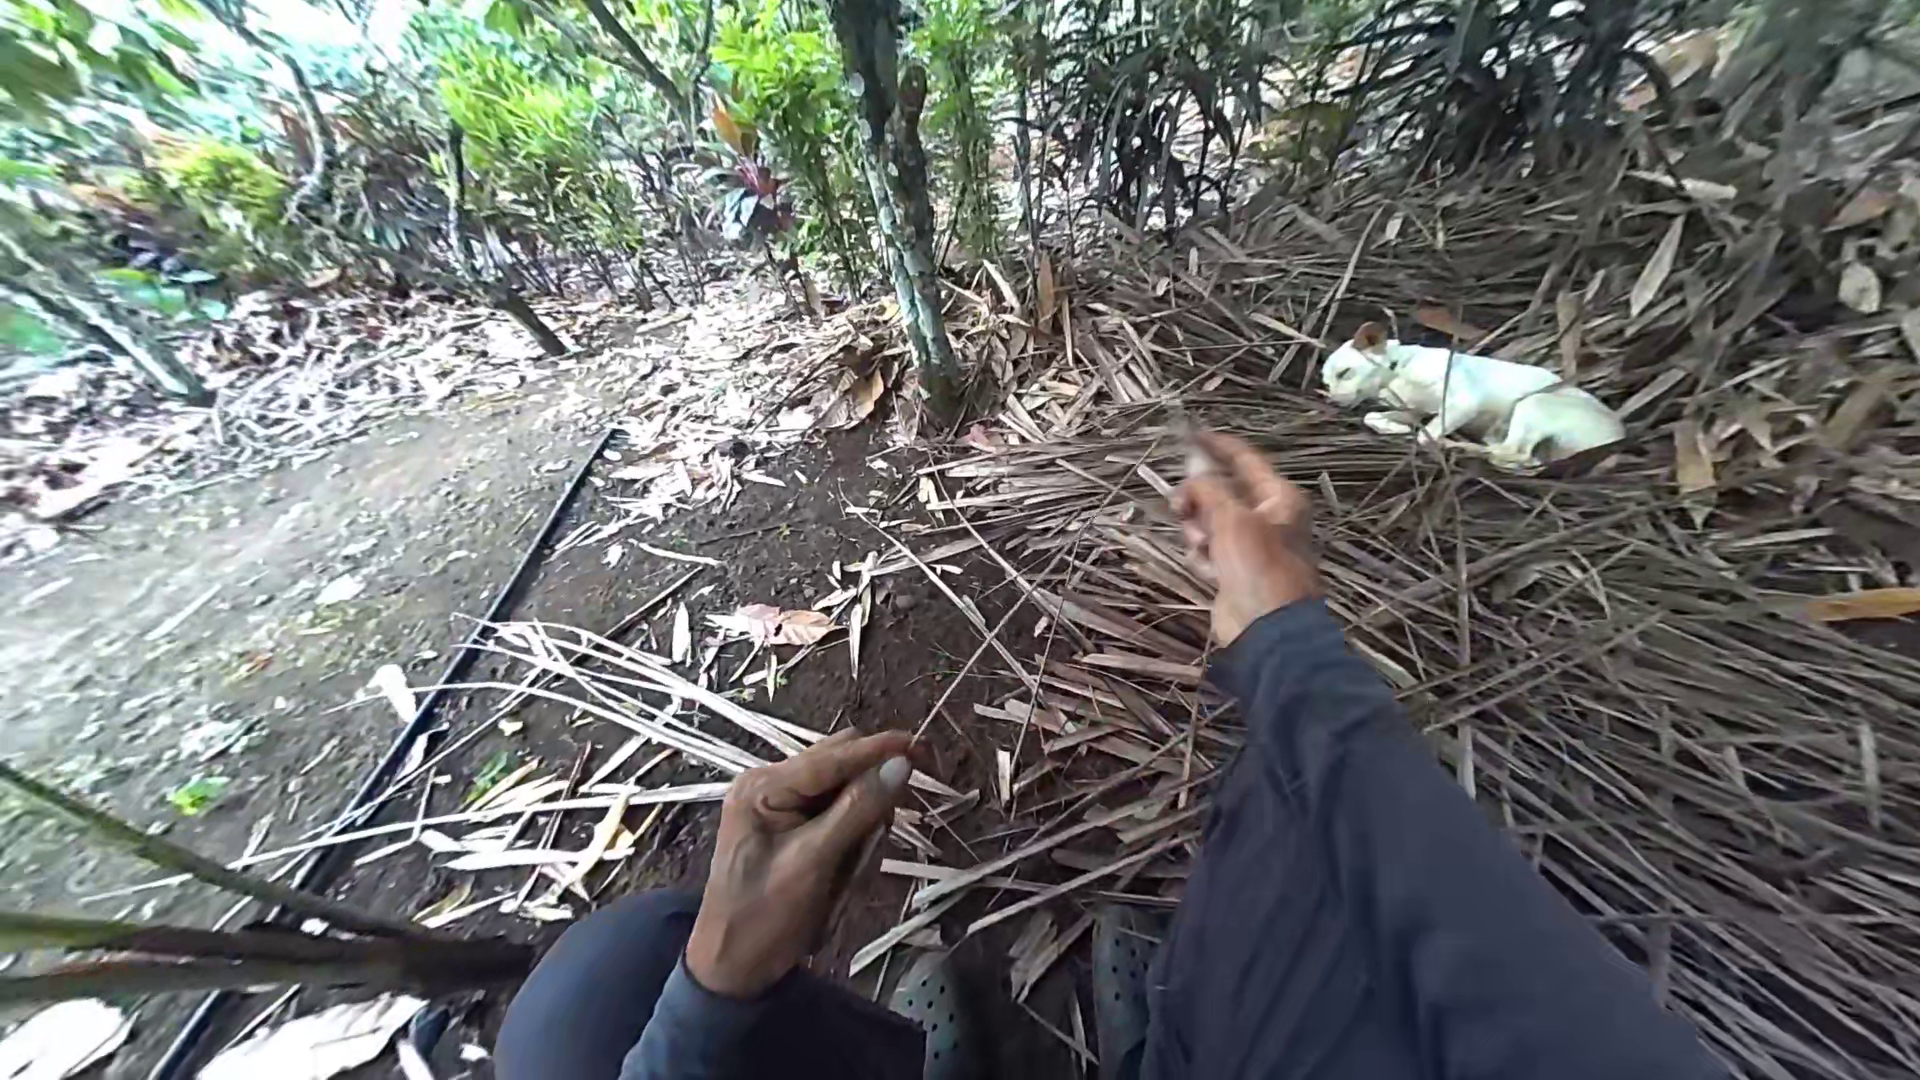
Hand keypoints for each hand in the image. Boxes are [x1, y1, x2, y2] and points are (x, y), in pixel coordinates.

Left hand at [685, 729, 921, 997]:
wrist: (730, 972)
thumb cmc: (763, 922)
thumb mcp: (813, 864)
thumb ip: (858, 809)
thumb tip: (901, 765)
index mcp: (766, 785)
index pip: (836, 754)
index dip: (883, 749)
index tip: (926, 749)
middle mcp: (772, 780)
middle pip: (843, 759)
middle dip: (872, 788)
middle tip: (889, 825)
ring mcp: (781, 797)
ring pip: (846, 782)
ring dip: (864, 816)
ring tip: (852, 866)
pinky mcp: (792, 817)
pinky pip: (839, 806)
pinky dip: (854, 829)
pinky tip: (846, 863)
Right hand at [1173, 431, 1320, 644]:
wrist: (1265, 628)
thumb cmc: (1258, 566)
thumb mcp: (1233, 520)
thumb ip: (1210, 491)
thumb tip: (1194, 474)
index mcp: (1278, 499)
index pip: (1246, 461)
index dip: (1218, 446)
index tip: (1191, 434)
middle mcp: (1266, 518)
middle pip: (1220, 493)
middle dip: (1199, 500)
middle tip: (1179, 505)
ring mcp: (1249, 545)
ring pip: (1208, 522)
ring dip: (1198, 531)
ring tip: (1201, 547)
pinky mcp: (1232, 570)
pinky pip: (1207, 550)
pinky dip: (1201, 556)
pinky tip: (1206, 569)